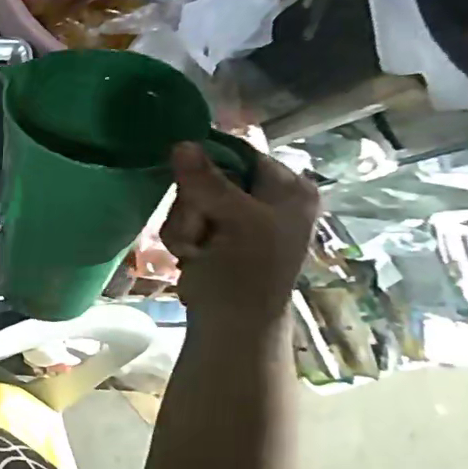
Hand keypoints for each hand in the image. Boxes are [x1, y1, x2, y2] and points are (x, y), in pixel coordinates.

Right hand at [159, 142, 319, 326]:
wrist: (231, 325)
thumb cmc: (246, 274)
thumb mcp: (234, 222)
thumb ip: (208, 182)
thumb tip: (182, 143)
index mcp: (288, 188)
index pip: (240, 152)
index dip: (208, 162)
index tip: (188, 180)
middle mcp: (264, 197)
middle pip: (207, 175)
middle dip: (193, 204)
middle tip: (201, 230)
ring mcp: (237, 216)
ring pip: (188, 198)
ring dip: (184, 224)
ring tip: (196, 249)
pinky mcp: (213, 233)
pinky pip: (182, 218)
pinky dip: (180, 236)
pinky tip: (191, 254)